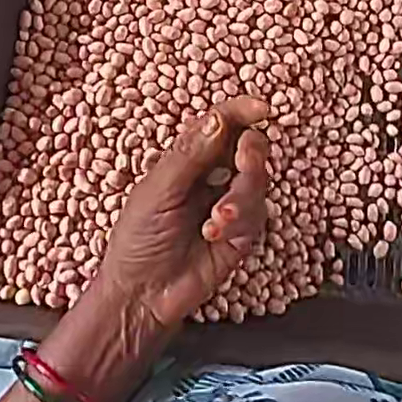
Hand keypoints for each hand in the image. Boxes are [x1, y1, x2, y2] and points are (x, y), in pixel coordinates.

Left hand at [95, 96, 271, 332]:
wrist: (141, 293)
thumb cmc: (138, 237)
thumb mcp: (157, 190)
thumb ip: (190, 155)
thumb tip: (219, 119)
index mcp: (189, 156)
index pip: (222, 122)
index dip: (243, 110)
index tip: (263, 108)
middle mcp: (213, 176)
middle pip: (250, 147)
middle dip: (252, 153)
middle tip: (244, 161)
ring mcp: (230, 203)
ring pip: (258, 182)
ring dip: (241, 197)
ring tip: (215, 220)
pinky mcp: (242, 234)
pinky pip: (257, 215)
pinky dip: (238, 222)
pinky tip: (214, 235)